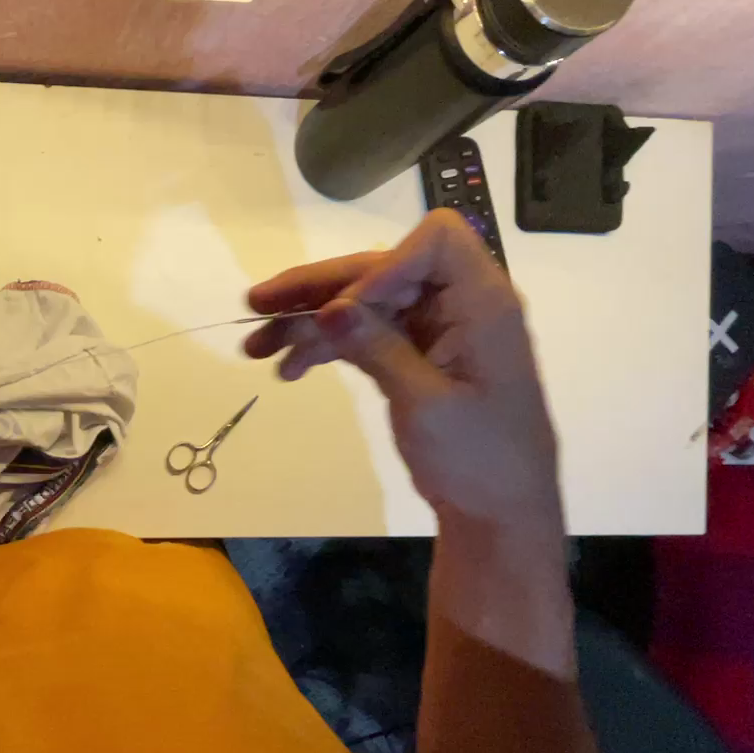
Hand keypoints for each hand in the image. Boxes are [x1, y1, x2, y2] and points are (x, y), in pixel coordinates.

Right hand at [243, 209, 560, 532]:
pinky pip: (363, 335)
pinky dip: (325, 347)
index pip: (434, 243)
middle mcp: (456, 305)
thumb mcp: (426, 404)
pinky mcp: (413, 355)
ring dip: (308, 321)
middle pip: (380, 271)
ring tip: (256, 349)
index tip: (341, 311)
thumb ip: (378, 349)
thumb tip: (329, 308)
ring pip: (361, 304)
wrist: (497, 508)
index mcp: (480, 304)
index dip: (382, 267)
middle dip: (318, 288)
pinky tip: (289, 368)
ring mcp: (432, 330)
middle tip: (257, 306)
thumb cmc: (478, 457)